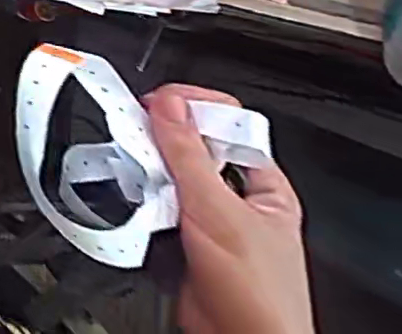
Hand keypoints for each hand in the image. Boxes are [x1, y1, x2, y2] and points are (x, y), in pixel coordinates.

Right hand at [143, 84, 312, 333]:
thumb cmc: (260, 299)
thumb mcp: (219, 211)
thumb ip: (188, 154)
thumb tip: (169, 104)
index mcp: (263, 183)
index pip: (226, 122)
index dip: (194, 108)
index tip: (162, 103)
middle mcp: (235, 194)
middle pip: (190, 142)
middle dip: (162, 139)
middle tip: (144, 136)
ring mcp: (206, 212)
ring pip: (167, 168)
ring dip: (149, 169)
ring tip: (144, 175)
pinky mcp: (178, 229)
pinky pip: (152, 195)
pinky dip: (140, 193)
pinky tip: (139, 199)